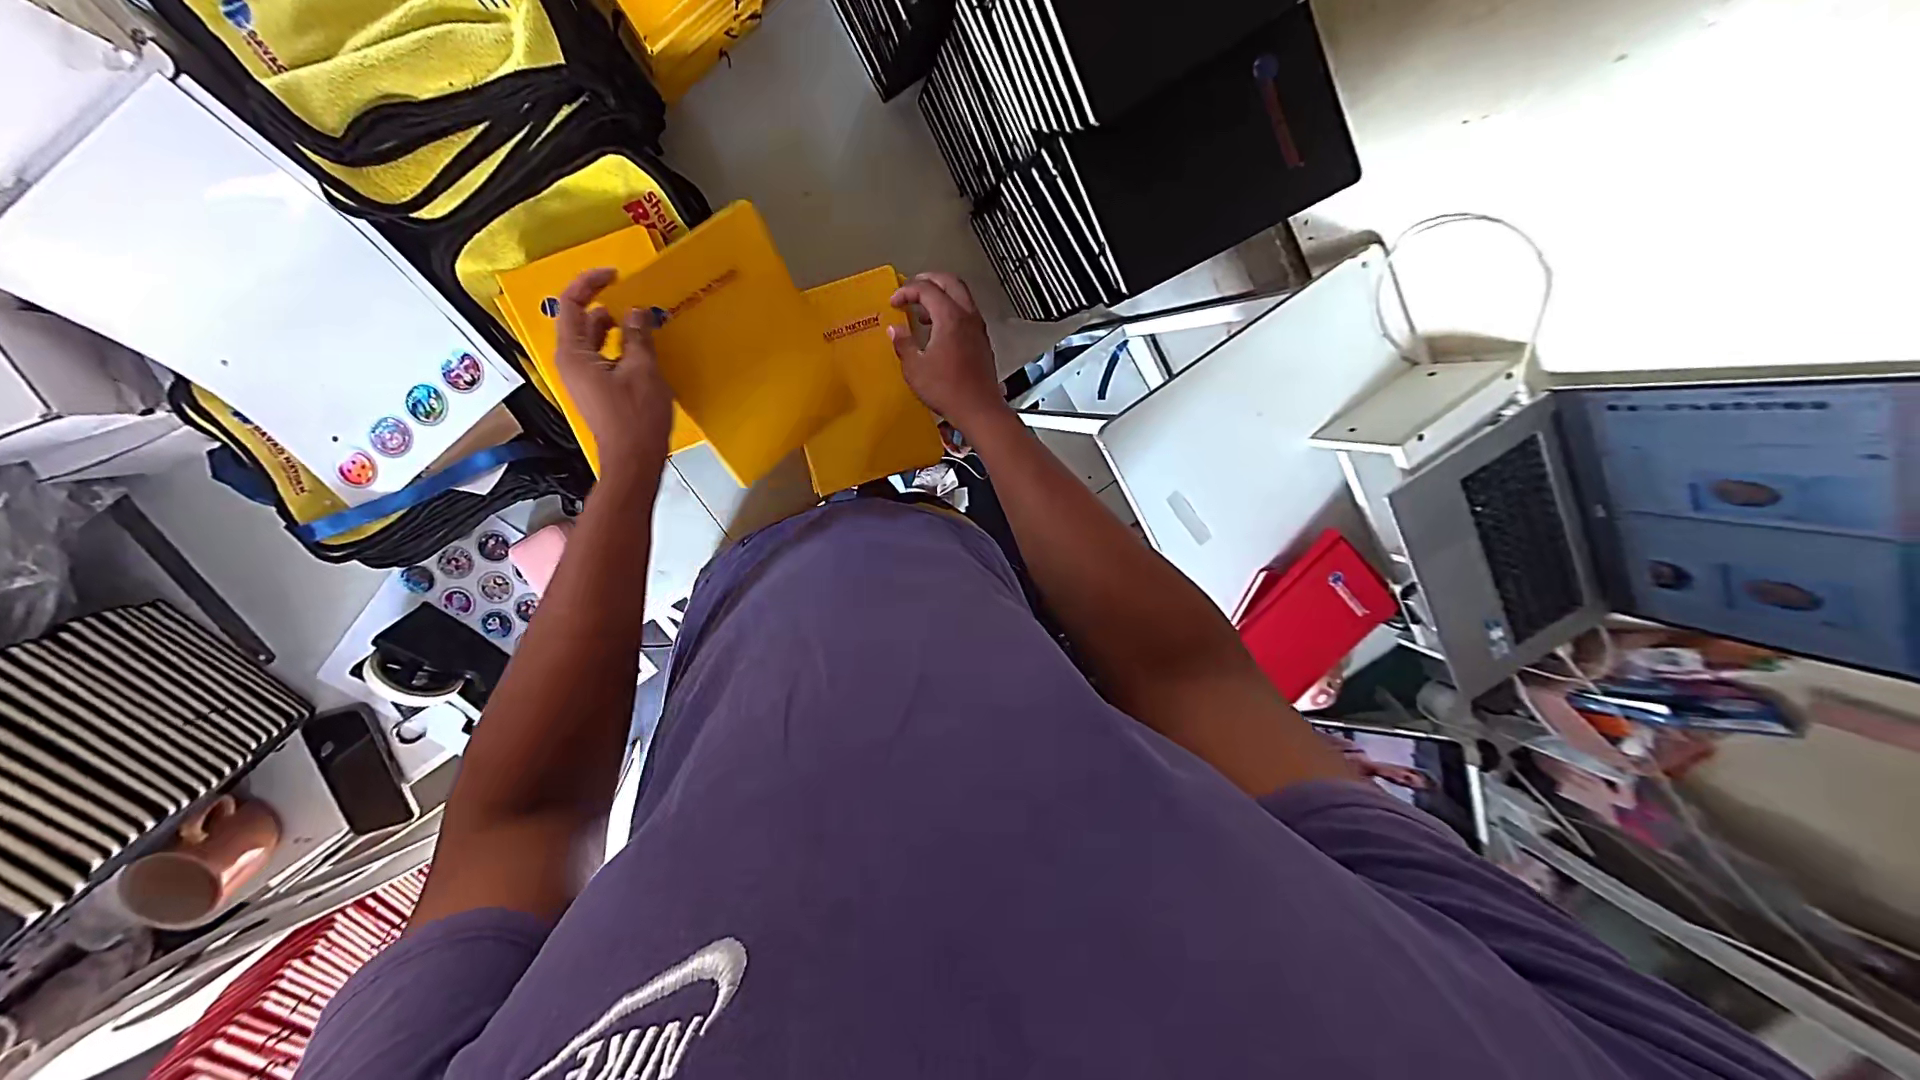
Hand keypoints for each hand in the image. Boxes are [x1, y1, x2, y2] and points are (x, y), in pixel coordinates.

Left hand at [551, 268, 674, 481]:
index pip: (572, 303)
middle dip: (607, 305)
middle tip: (634, 299)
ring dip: (616, 328)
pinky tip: (641, 350)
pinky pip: (603, 357)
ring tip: (642, 325)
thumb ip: (638, 336)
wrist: (634, 459)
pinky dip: (620, 347)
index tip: (613, 274)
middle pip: (582, 320)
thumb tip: (635, 313)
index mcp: (574, 354)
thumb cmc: (635, 420)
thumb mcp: (643, 369)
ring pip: (594, 339)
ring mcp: (583, 377)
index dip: (590, 282)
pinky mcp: (596, 389)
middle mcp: (571, 363)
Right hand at [889, 273, 1006, 430]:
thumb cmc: (947, 390)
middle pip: (950, 282)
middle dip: (928, 280)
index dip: (907, 291)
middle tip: (911, 289)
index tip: (895, 301)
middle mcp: (968, 317)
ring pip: (961, 296)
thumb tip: (895, 330)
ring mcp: (978, 328)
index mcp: (950, 317)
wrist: (979, 409)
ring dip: (941, 295)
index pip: (927, 289)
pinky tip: (938, 330)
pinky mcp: (982, 341)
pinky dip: (951, 311)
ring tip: (922, 311)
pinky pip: (967, 314)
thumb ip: (903, 344)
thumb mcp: (915, 368)